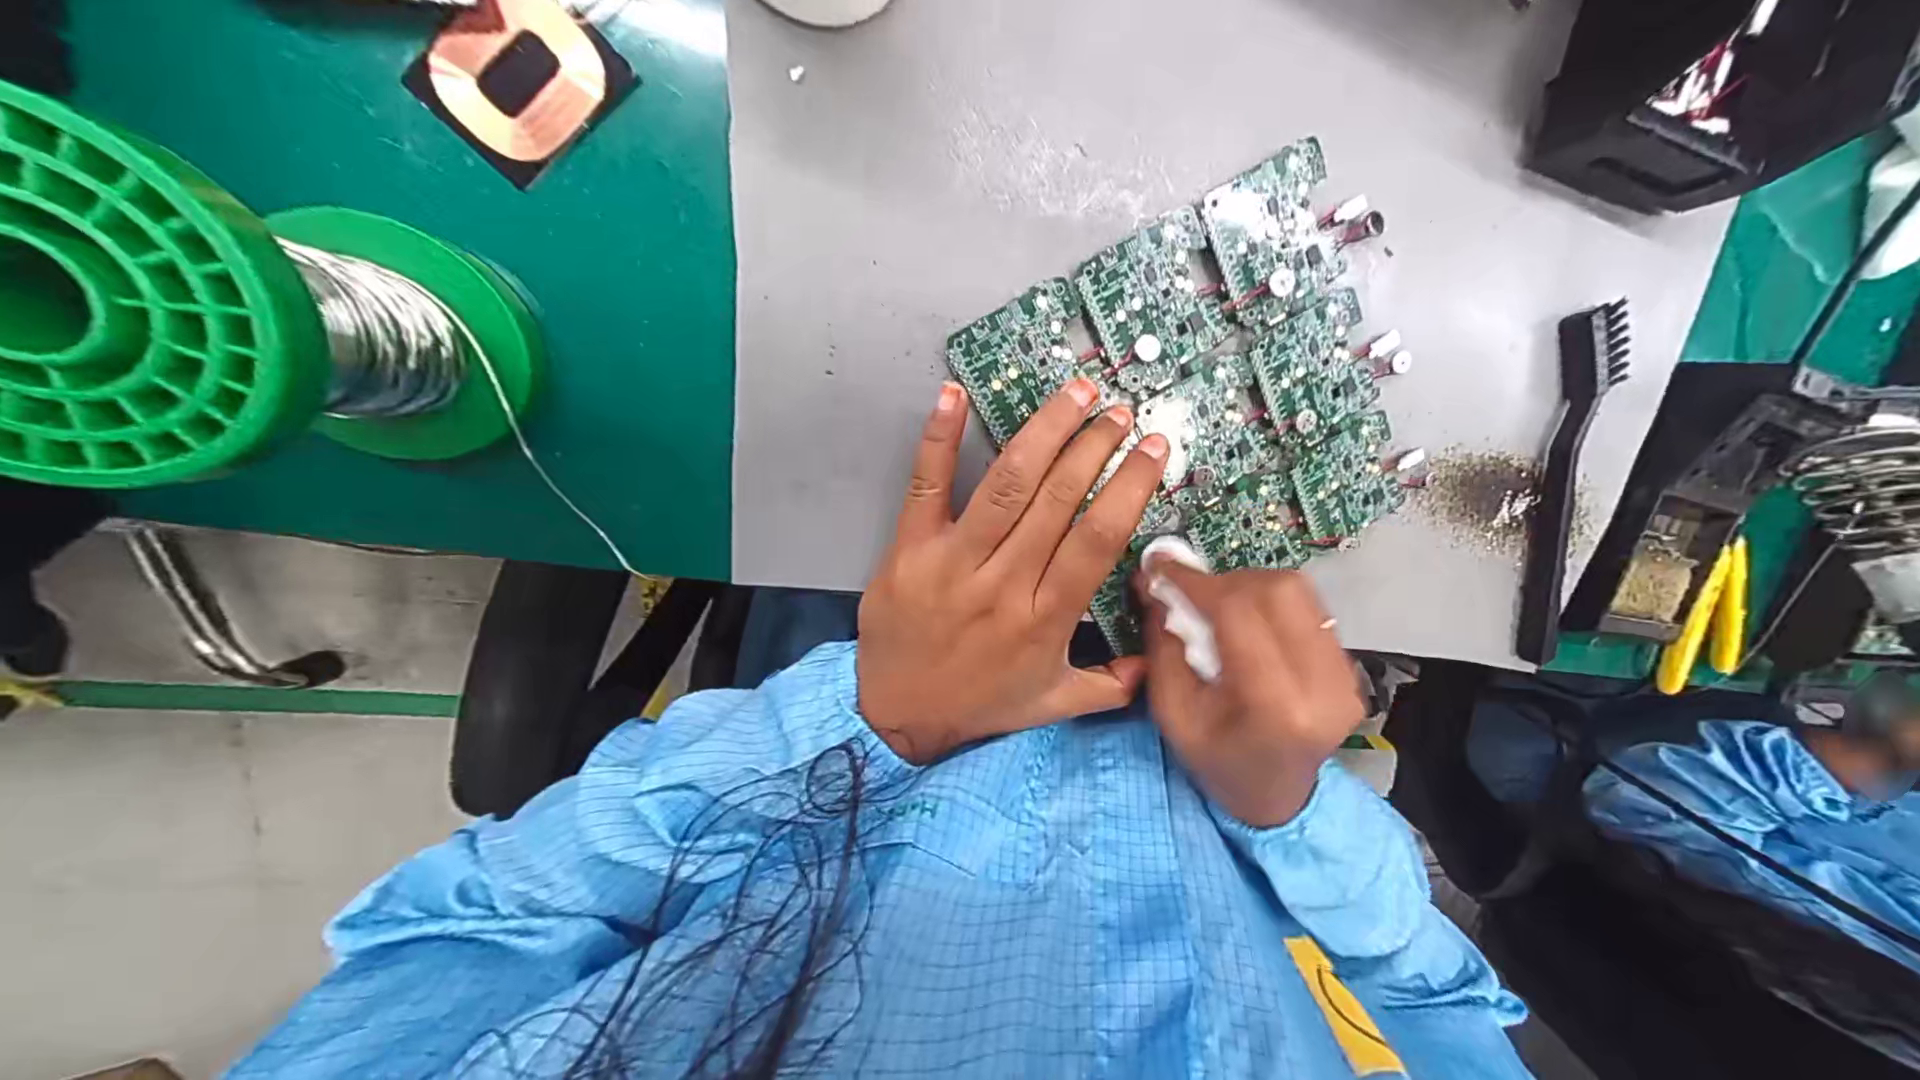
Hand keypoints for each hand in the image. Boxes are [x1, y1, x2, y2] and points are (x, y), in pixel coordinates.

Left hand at [857, 378, 1169, 764]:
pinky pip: (926, 486)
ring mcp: (953, 563)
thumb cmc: (978, 705)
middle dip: (1094, 446)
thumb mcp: (1053, 703)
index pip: (1098, 539)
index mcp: (1046, 618)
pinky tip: (954, 394)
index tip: (1152, 450)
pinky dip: (940, 438)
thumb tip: (1159, 663)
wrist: (897, 716)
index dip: (1129, 487)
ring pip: (1007, 485)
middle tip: (1119, 411)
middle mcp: (1004, 583)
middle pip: (1058, 499)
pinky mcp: (909, 550)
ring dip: (1044, 431)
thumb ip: (1112, 684)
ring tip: (1076, 393)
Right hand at [1140, 564, 1363, 826]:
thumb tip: (1157, 584)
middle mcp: (1324, 685)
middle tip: (1190, 591)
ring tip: (1216, 605)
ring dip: (1247, 585)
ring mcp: (1346, 676)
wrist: (1273, 794)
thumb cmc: (1215, 759)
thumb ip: (1163, 644)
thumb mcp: (1171, 711)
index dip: (1196, 581)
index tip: (1162, 566)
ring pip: (1298, 591)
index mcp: (1275, 705)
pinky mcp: (1349, 667)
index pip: (1239, 613)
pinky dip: (1268, 600)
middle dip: (1224, 580)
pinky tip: (1244, 619)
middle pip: (1279, 591)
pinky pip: (1308, 607)